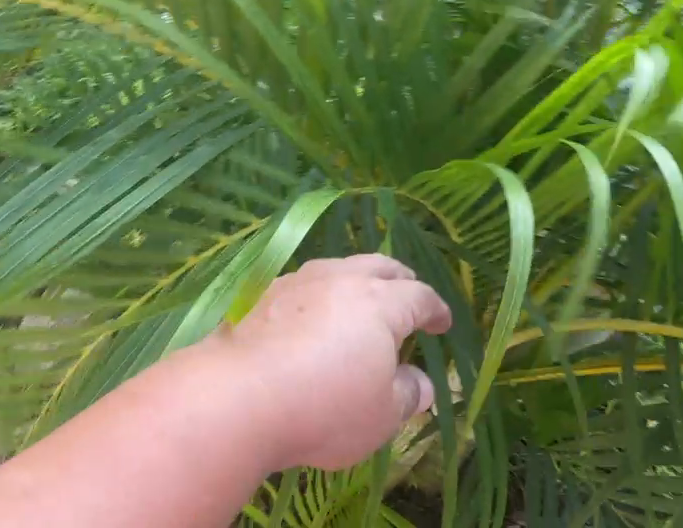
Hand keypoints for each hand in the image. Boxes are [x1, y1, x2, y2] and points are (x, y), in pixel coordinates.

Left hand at [185, 254, 452, 471]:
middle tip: (409, 295)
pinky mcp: (263, 294)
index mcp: (378, 302)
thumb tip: (419, 381)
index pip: (418, 295)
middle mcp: (338, 279)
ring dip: (355, 281)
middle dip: (399, 279)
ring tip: (359, 301)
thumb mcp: (382, 415)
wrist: (240, 393)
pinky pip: (303, 284)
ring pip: (337, 268)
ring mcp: (297, 280)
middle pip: (378, 266)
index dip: (435, 309)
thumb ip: (406, 393)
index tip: (442, 322)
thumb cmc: (325, 406)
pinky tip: (312, 314)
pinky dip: (319, 294)